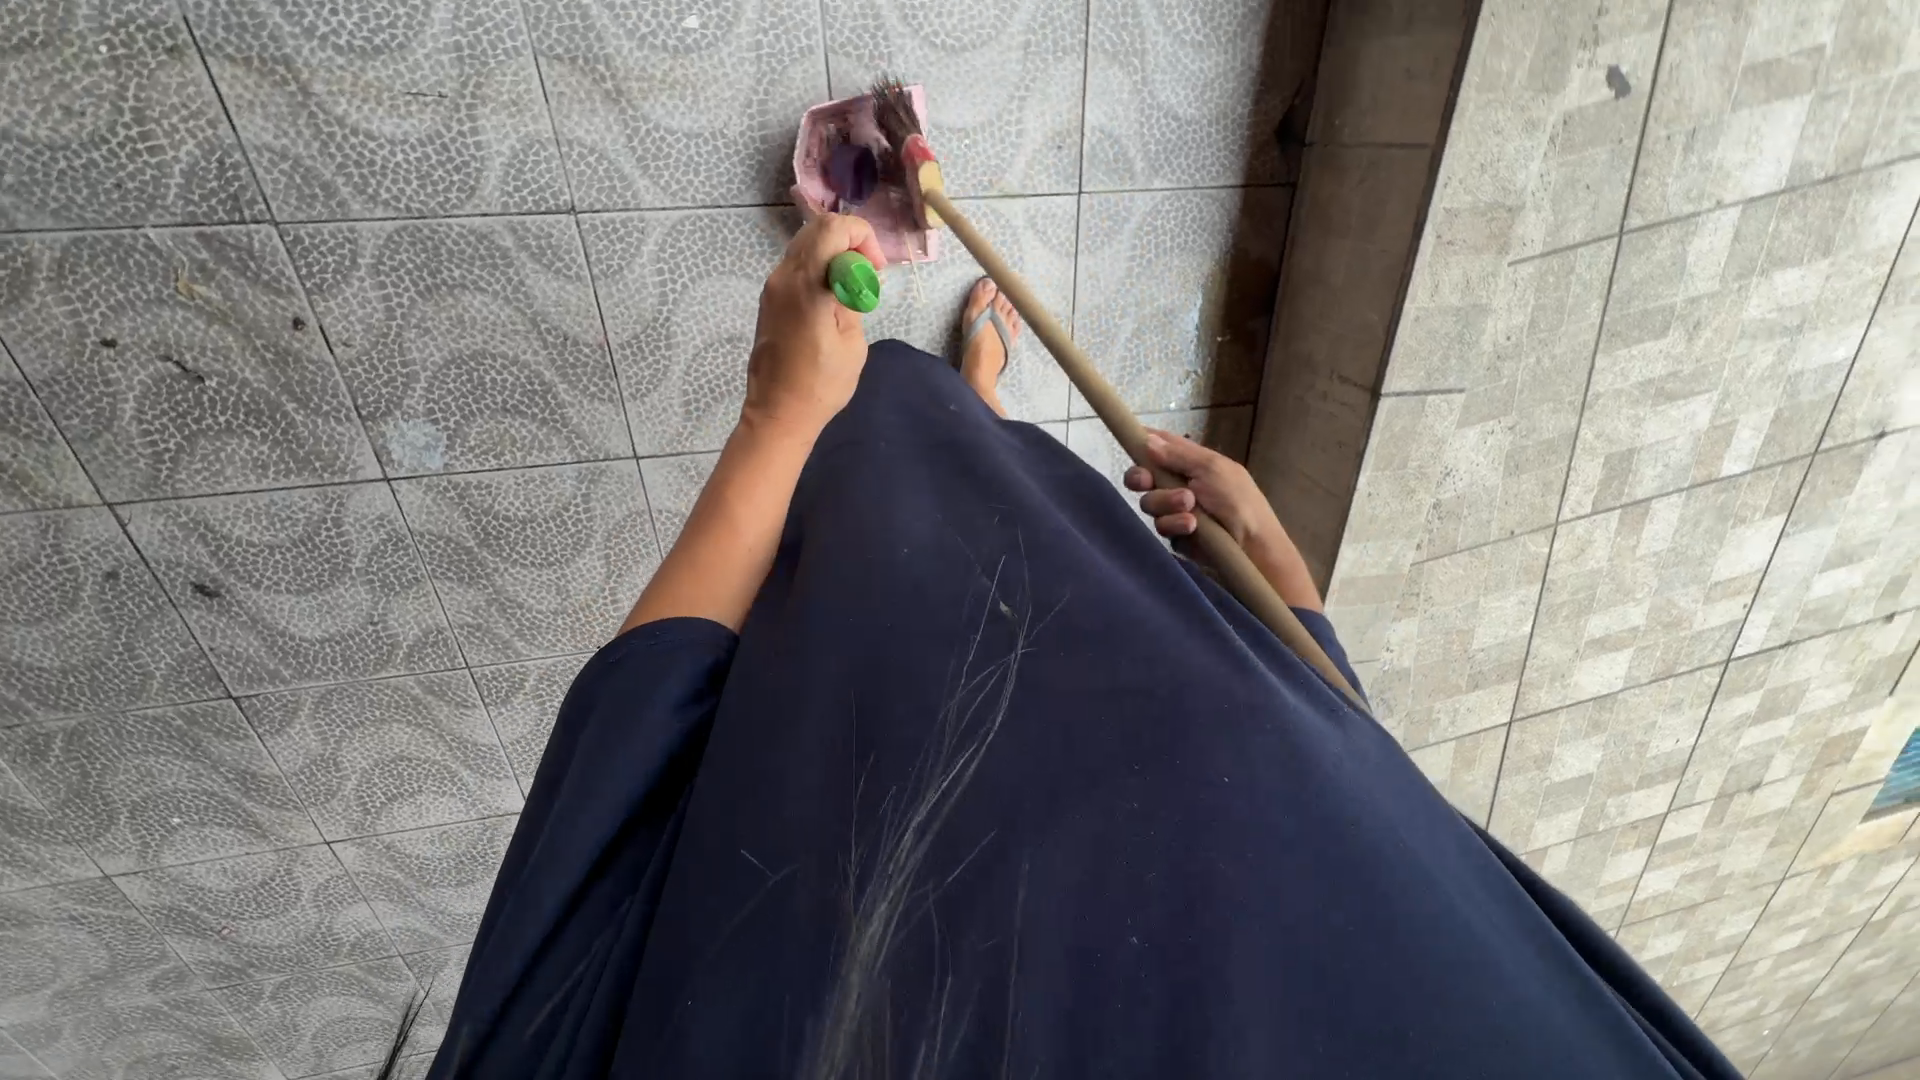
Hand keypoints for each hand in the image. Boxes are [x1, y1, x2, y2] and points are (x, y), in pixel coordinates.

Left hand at [742, 213, 887, 438]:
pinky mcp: (770, 299)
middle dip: (850, 241)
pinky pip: (797, 265)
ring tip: (852, 288)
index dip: (863, 239)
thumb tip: (848, 282)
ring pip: (806, 244)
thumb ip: (851, 301)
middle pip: (818, 229)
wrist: (778, 412)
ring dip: (834, 254)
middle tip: (867, 274)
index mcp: (808, 285)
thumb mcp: (852, 344)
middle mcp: (785, 277)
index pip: (835, 230)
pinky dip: (820, 268)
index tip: (876, 272)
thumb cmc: (822, 386)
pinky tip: (833, 297)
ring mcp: (773, 286)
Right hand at [1123, 429, 1280, 546]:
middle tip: (1146, 481)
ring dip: (1166, 502)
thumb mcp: (1211, 469)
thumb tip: (1147, 439)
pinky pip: (1160, 525)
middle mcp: (1178, 482)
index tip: (1129, 441)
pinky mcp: (1173, 532)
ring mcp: (1174, 509)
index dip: (1142, 440)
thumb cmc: (1237, 500)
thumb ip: (1177, 454)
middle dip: (1140, 477)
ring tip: (1190, 506)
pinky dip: (1174, 523)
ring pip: (1149, 502)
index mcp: (1190, 462)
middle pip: (1143, 475)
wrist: (1251, 546)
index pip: (1160, 445)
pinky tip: (1191, 526)